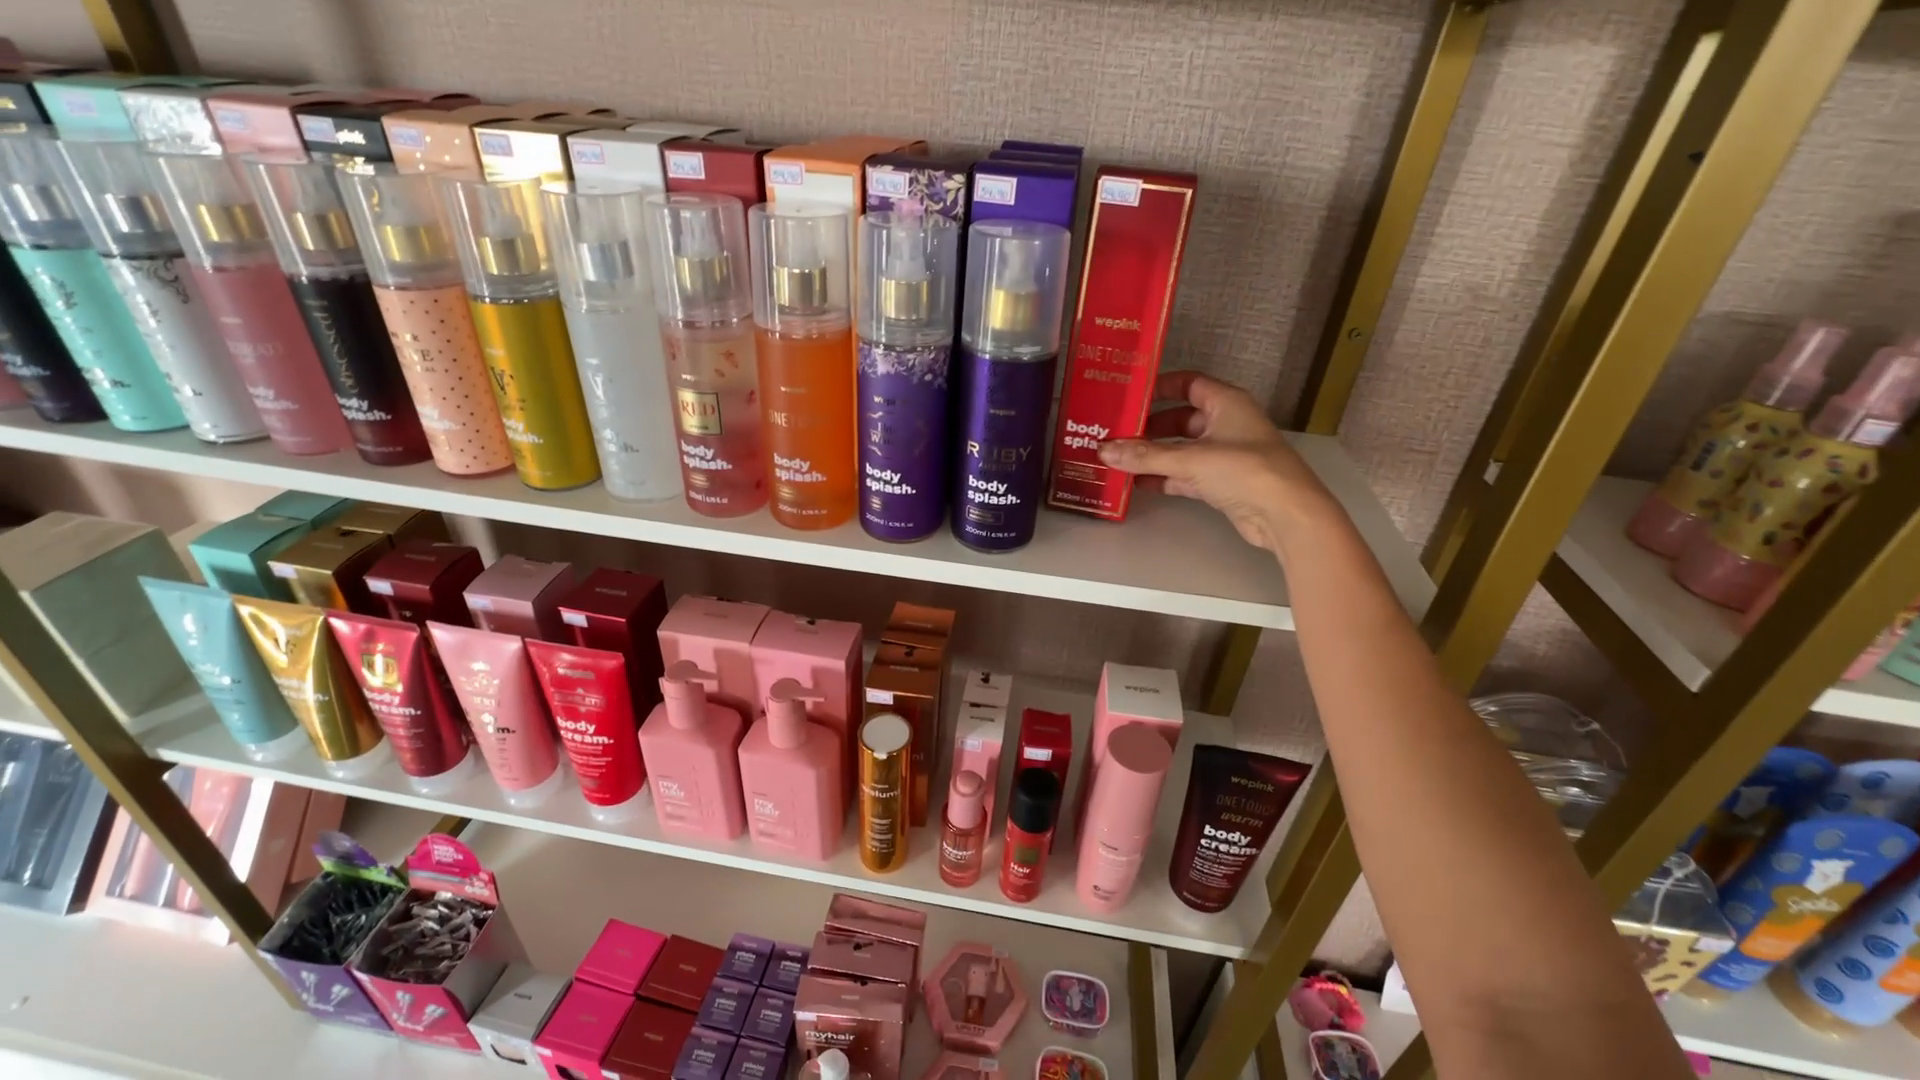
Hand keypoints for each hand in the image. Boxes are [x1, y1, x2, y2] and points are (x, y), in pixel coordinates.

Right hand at [1096, 371, 1334, 555]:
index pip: (1188, 383)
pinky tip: (1136, 483)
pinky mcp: (1222, 483)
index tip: (1129, 395)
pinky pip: (1185, 474)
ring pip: (1181, 449)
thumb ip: (1146, 457)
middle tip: (1115, 434)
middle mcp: (1226, 424)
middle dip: (1148, 427)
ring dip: (1153, 455)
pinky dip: (1164, 477)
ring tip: (1118, 459)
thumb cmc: (1246, 471)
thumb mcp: (1191, 459)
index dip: (1159, 387)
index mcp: (1226, 403)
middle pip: (1180, 419)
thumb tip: (1104, 451)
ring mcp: (1224, 455)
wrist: (1286, 515)